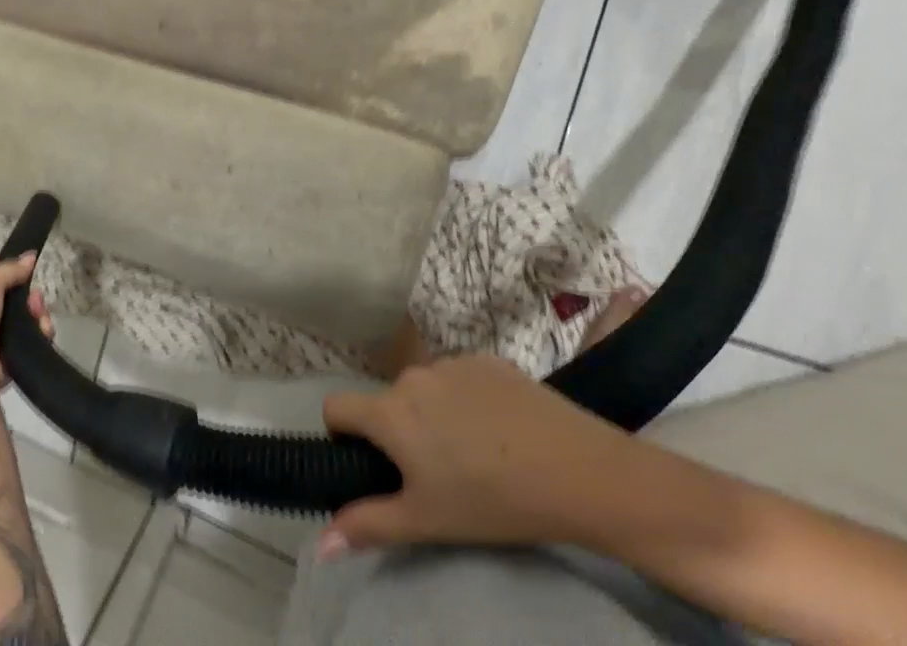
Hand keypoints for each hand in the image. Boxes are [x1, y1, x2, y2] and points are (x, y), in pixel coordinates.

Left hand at [0, 253, 53, 388]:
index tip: (23, 259)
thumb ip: (10, 269)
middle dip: (28, 293)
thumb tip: (30, 256)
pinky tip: (43, 332)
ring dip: (37, 313)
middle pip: (11, 294)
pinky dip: (39, 333)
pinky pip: (30, 336)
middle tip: (35, 297)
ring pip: (24, 315)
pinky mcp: (9, 353)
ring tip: (39, 316)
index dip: (1, 262)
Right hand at [315, 355, 638, 557]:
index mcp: (388, 412)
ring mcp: (453, 364)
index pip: (335, 407)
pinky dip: (468, 399)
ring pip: (424, 389)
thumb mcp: (427, 522)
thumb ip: (368, 526)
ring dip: (432, 412)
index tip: (374, 464)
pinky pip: (460, 378)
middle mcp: (412, 377)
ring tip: (475, 450)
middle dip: (398, 430)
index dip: (343, 435)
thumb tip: (319, 546)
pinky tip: (501, 429)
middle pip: (385, 402)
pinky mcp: (490, 360)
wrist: (587, 475)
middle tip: (435, 471)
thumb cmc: (495, 502)